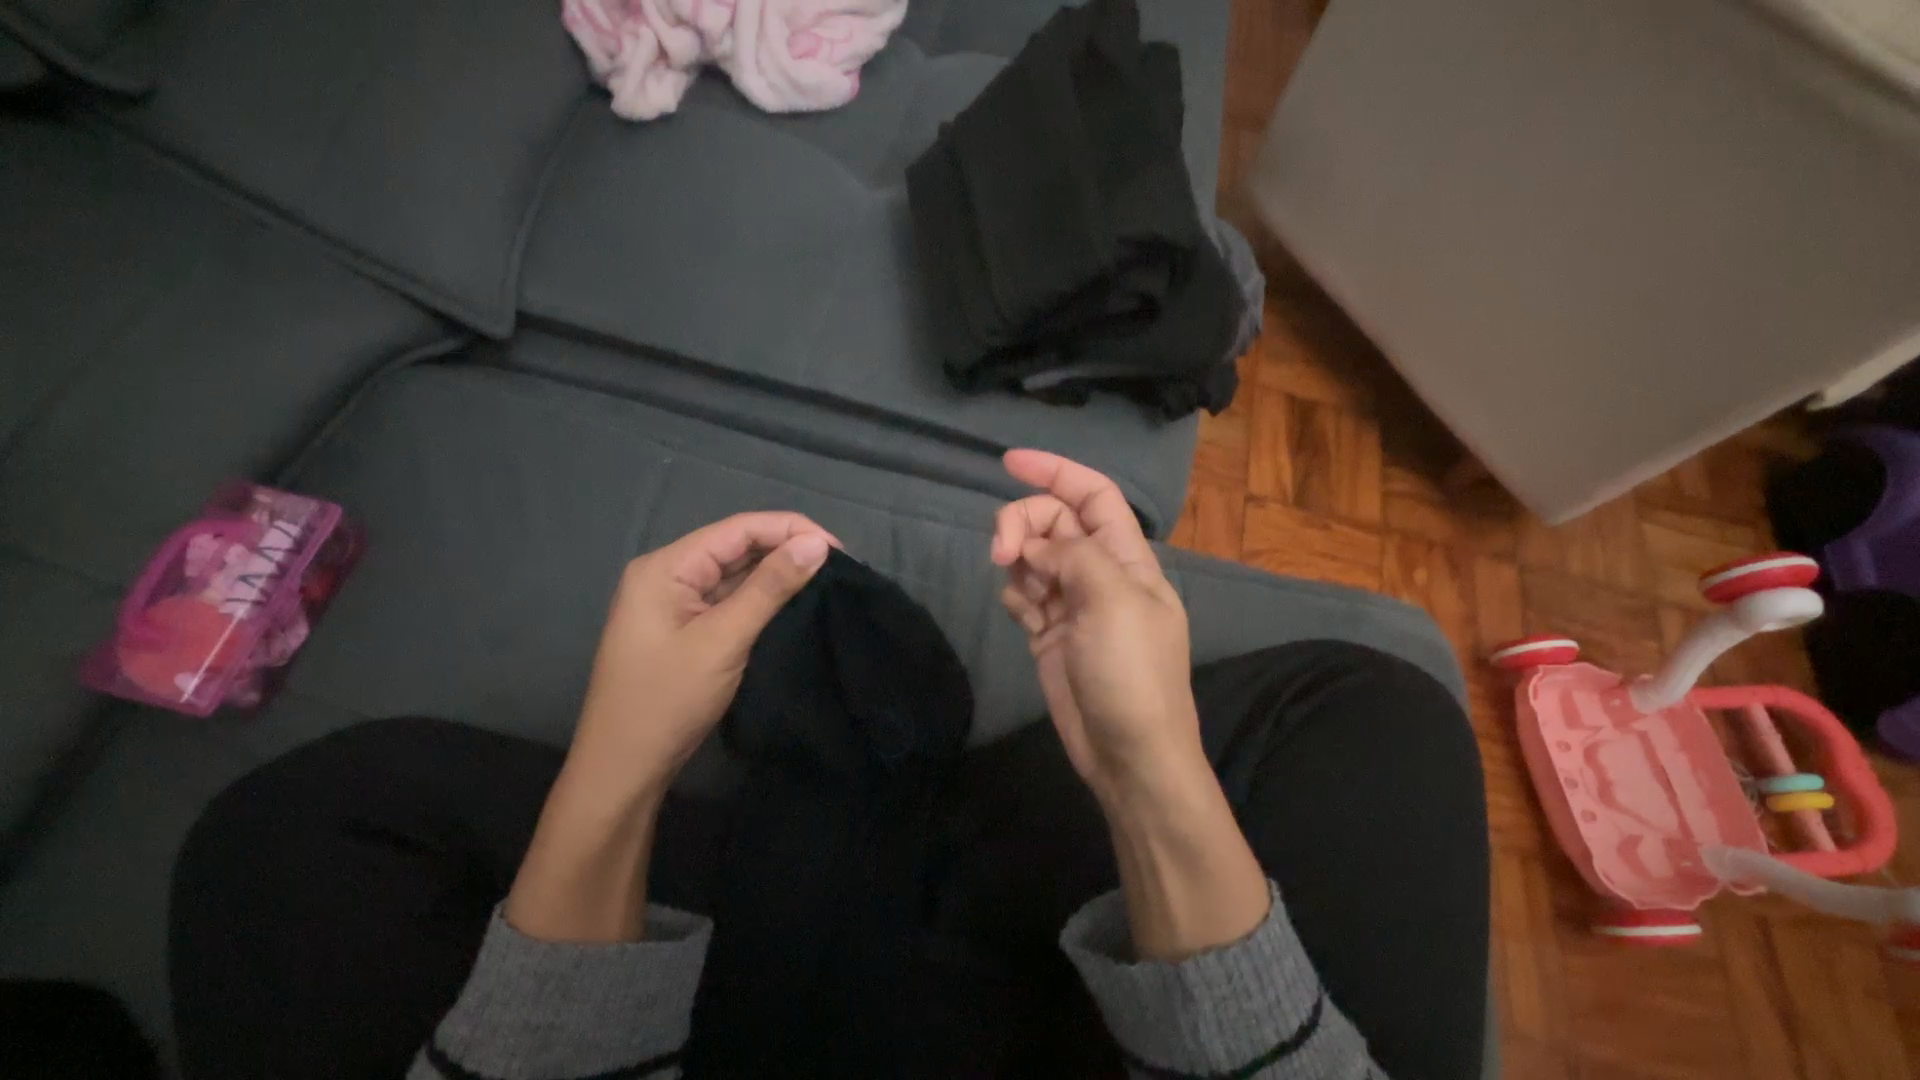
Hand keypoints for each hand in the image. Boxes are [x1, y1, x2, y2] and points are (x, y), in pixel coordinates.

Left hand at [569, 512, 836, 798]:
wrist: (624, 768)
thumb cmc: (668, 700)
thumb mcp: (724, 640)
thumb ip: (769, 587)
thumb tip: (816, 545)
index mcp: (666, 567)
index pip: (738, 529)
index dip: (790, 530)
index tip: (839, 550)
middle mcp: (667, 575)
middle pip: (735, 547)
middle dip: (785, 550)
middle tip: (838, 568)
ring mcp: (674, 603)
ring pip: (734, 574)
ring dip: (776, 575)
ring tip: (825, 581)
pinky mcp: (684, 628)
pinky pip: (727, 600)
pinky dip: (760, 599)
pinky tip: (793, 603)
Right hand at [990, 450, 1204, 804]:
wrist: (1129, 753)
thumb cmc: (1133, 673)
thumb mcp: (1113, 601)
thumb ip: (1075, 557)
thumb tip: (1038, 546)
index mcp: (1127, 558)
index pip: (1093, 495)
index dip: (1056, 471)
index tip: (1009, 461)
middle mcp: (1100, 575)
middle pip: (1054, 523)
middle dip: (1022, 522)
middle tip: (1001, 551)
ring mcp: (1073, 606)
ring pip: (1032, 558)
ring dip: (1017, 562)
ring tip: (1019, 591)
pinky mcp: (1050, 635)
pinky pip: (1023, 596)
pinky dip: (1015, 596)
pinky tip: (1024, 618)